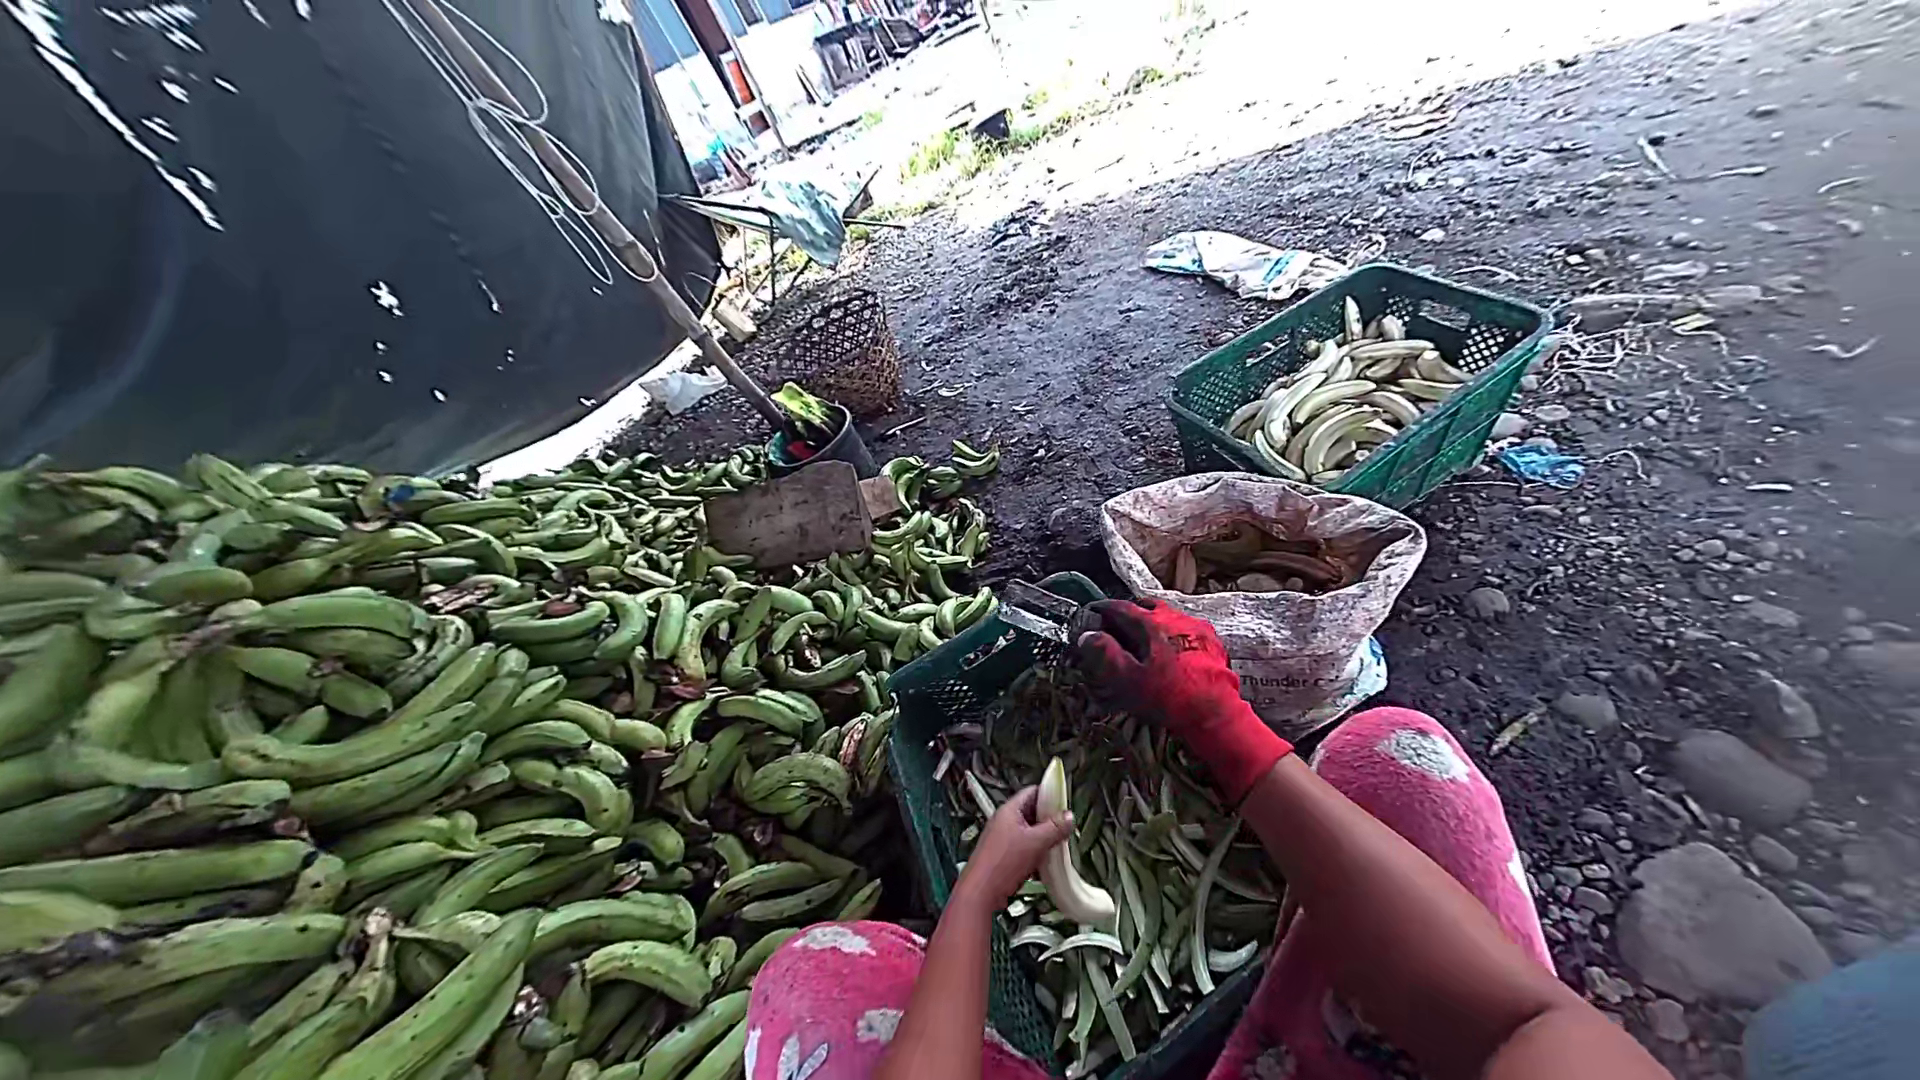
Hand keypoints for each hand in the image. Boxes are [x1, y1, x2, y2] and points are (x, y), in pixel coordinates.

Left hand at [956, 785, 1071, 906]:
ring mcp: (1002, 839)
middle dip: (1049, 821)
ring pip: (1029, 833)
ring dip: (1043, 840)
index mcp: (1009, 810)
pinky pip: (1024, 848)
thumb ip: (1055, 828)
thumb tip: (1069, 816)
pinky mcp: (1003, 856)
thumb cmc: (1003, 863)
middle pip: (1032, 813)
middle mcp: (1004, 821)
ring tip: (1055, 848)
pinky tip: (1043, 865)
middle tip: (1063, 829)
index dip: (1049, 795)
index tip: (1064, 805)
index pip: (1032, 792)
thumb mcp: (1036, 842)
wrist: (981, 893)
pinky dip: (1035, 854)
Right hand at [1074, 597, 1291, 802]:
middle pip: (1146, 606)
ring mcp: (1196, 628)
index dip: (1103, 609)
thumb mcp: (1128, 679)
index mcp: (1151, 624)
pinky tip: (1171, 652)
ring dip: (1153, 623)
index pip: (1120, 607)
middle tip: (1118, 626)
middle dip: (1130, 613)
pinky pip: (1186, 629)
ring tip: (1144, 640)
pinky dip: (1173, 634)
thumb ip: (1105, 654)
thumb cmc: (1169, 697)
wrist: (1216, 714)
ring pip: (1168, 615)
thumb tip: (1088, 635)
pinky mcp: (1212, 641)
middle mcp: (1175, 618)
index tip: (1093, 613)